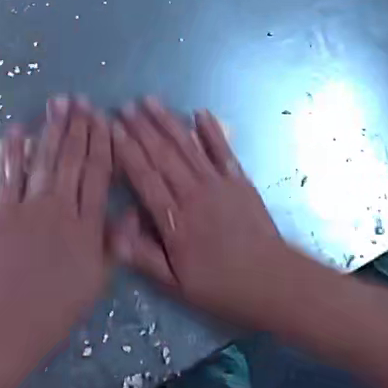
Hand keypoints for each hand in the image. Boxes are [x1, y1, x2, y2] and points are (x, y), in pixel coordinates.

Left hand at [0, 97, 112, 351]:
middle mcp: (61, 207)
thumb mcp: (100, 276)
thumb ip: (116, 240)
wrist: (17, 317)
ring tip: (58, 104)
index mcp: (88, 223)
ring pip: (46, 160)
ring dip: (52, 129)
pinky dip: (14, 150)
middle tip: (81, 101)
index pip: (98, 174)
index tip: (105, 119)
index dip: (102, 143)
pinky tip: (19, 128)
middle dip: (78, 127)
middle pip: (73, 159)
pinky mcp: (5, 210)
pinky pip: (10, 175)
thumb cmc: (62, 302)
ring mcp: (31, 206)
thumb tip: (133, 209)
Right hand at [108, 98, 308, 327]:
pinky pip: (222, 151)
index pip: (144, 177)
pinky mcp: (238, 181)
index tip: (111, 128)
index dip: (126, 152)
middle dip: (141, 129)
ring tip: (150, 100)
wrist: (275, 283)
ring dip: (167, 122)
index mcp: (174, 219)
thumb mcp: (176, 284)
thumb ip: (143, 256)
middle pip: (162, 155)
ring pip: (187, 146)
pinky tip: (199, 112)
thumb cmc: (221, 287)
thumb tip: (112, 231)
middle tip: (124, 106)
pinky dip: (211, 130)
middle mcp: (193, 193)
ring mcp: (217, 183)